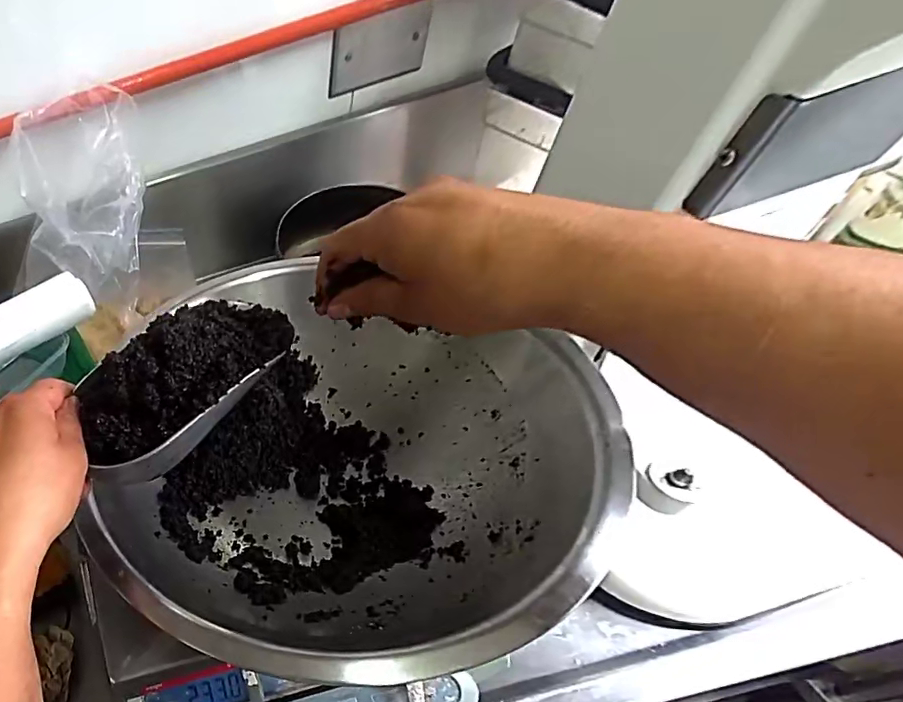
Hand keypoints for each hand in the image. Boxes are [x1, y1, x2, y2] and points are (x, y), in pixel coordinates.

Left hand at [0, 378, 86, 572]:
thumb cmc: (37, 503)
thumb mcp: (75, 459)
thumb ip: (73, 423)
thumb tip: (67, 408)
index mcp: (24, 407)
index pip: (54, 386)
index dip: (71, 401)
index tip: (78, 420)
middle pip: (25, 411)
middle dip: (44, 429)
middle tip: (62, 463)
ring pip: (3, 436)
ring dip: (20, 450)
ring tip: (37, 486)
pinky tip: (11, 496)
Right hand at [315, 177, 604, 334]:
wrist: (577, 262)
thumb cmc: (498, 282)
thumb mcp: (413, 305)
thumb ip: (366, 301)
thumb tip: (343, 301)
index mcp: (389, 224)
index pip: (335, 247)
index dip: (326, 279)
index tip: (331, 301)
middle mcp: (417, 199)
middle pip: (366, 233)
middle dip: (358, 270)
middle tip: (363, 306)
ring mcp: (452, 194)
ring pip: (400, 229)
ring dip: (391, 261)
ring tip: (406, 298)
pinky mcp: (481, 199)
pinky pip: (433, 223)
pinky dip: (422, 250)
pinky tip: (438, 280)